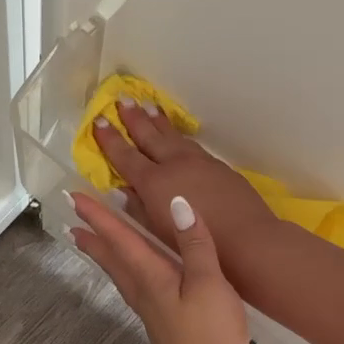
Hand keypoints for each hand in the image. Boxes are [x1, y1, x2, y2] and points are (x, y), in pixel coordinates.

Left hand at [70, 190, 247, 343]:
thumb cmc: (211, 335)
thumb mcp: (210, 283)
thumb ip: (194, 244)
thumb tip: (177, 203)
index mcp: (152, 277)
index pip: (120, 239)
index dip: (99, 217)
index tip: (75, 197)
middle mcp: (143, 291)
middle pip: (112, 258)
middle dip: (92, 237)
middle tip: (70, 222)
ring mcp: (149, 309)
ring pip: (118, 273)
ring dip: (102, 255)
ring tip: (87, 243)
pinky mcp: (158, 322)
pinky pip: (131, 285)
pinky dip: (121, 270)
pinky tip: (128, 274)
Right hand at [92, 100, 278, 264]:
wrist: (245, 239)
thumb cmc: (195, 244)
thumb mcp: (157, 232)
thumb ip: (138, 209)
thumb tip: (121, 191)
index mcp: (154, 182)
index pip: (126, 156)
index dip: (110, 140)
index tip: (98, 122)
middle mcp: (174, 164)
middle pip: (150, 136)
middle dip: (134, 118)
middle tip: (122, 99)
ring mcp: (198, 162)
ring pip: (173, 136)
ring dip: (158, 121)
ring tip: (149, 105)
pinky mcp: (217, 166)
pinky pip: (191, 144)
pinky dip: (178, 135)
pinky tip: (177, 135)